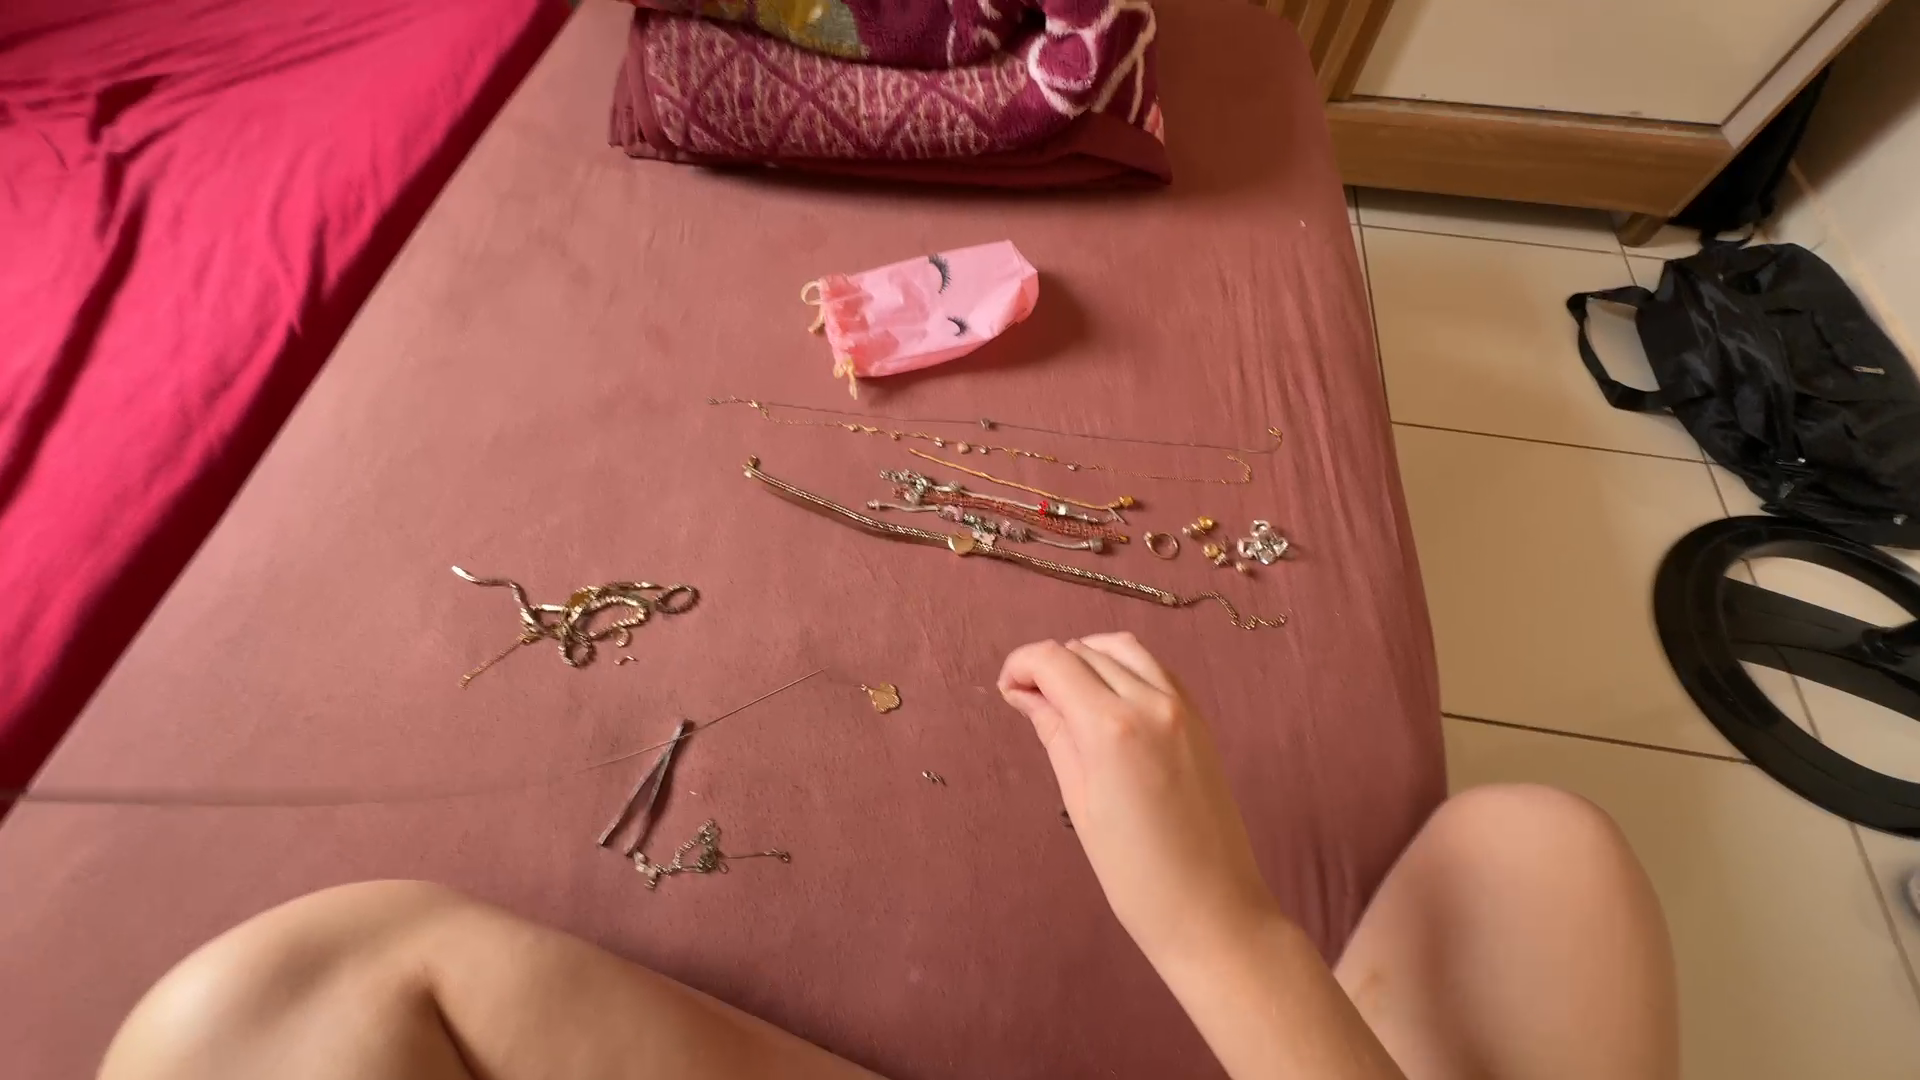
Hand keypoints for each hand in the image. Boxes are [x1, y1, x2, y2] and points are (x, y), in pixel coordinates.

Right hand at [997, 633, 1278, 964]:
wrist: (1214, 911)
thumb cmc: (1133, 872)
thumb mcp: (1079, 801)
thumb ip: (1054, 733)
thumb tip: (1024, 693)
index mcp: (1111, 726)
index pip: (1054, 661)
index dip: (1021, 664)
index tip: (1007, 689)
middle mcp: (1149, 701)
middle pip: (1084, 651)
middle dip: (1048, 665)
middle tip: (1029, 700)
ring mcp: (1181, 705)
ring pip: (1121, 647)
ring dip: (1086, 657)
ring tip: (1067, 694)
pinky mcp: (1200, 717)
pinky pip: (1154, 667)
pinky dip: (1122, 666)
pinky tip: (1107, 697)